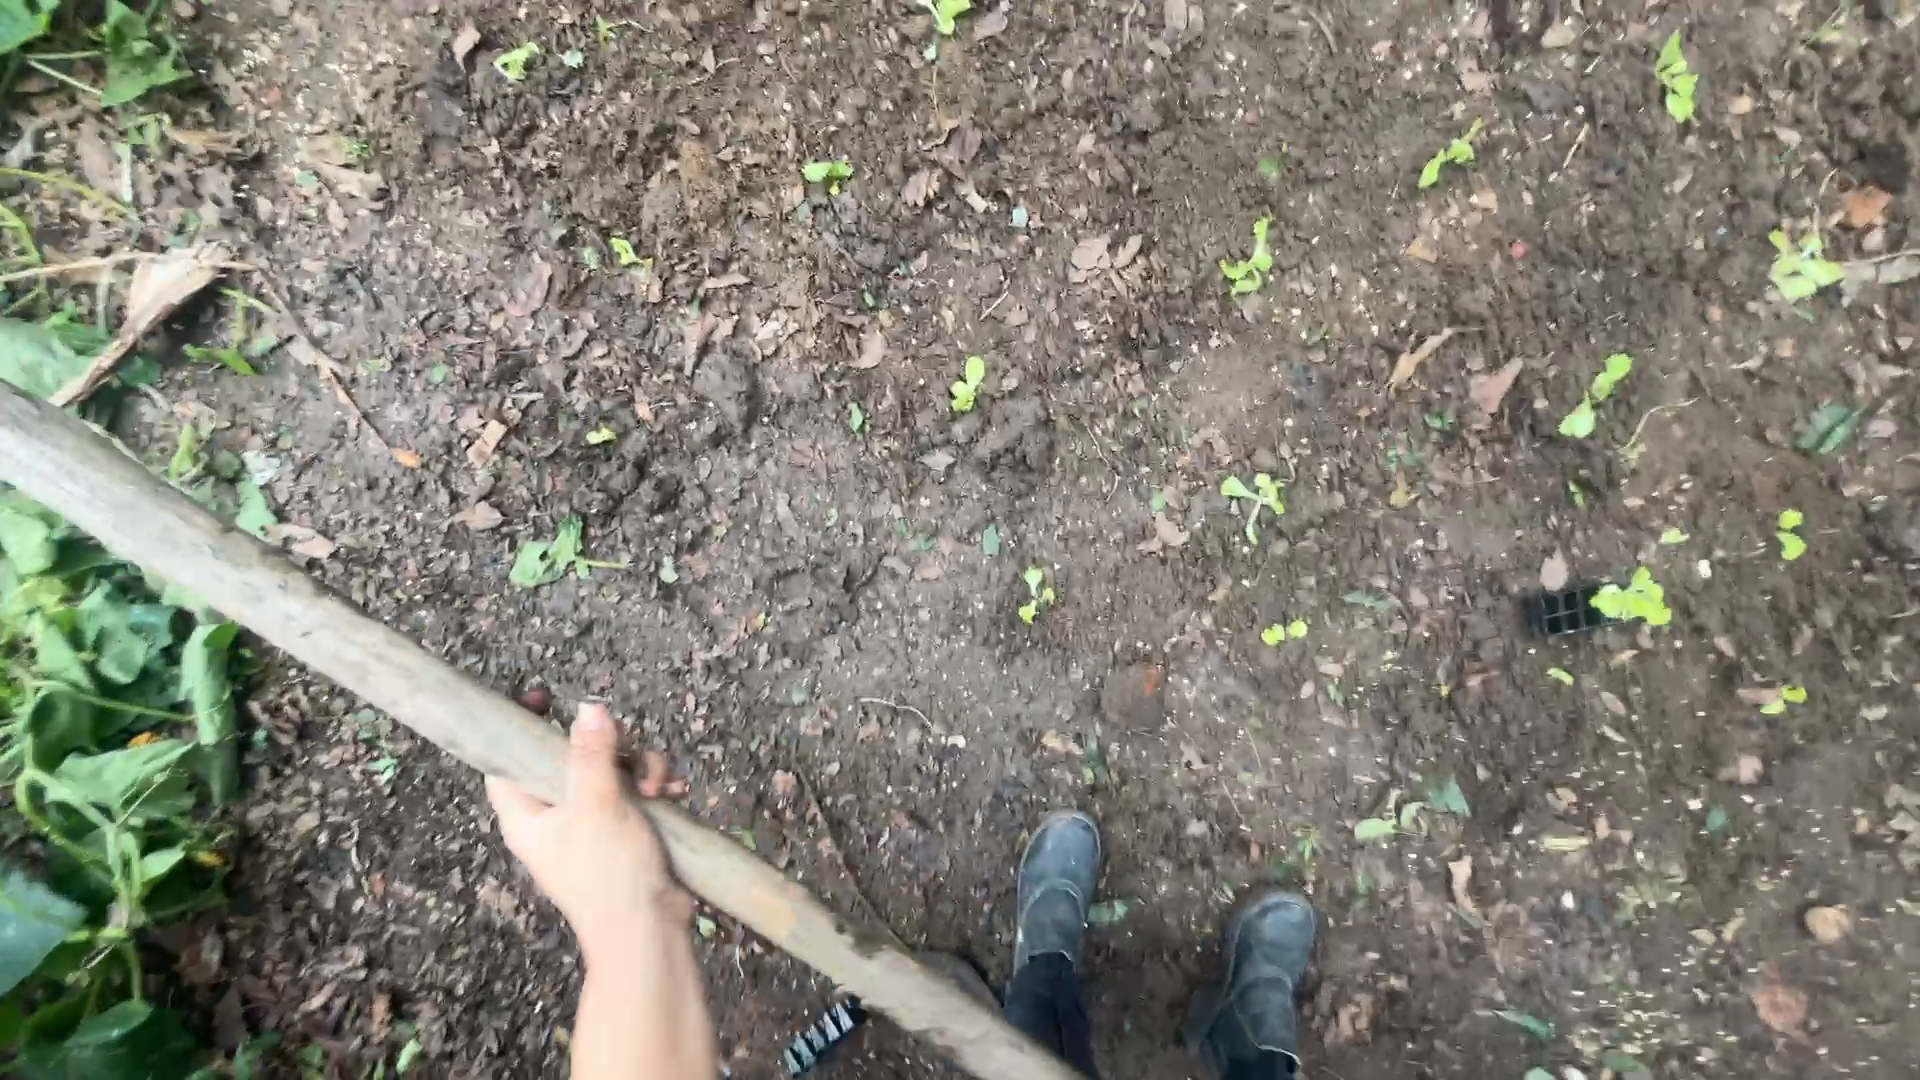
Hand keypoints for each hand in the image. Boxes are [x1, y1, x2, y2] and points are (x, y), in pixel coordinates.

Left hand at [485, 703, 687, 959]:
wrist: (648, 930)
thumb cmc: (609, 872)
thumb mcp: (597, 805)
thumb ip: (591, 754)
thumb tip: (589, 707)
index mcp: (528, 815)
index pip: (507, 760)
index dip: (519, 726)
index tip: (542, 696)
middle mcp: (557, 815)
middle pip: (574, 755)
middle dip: (612, 748)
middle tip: (630, 754)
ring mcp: (593, 822)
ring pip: (614, 768)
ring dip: (643, 767)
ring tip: (660, 788)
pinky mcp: (626, 828)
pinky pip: (639, 789)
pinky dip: (657, 786)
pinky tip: (675, 794)